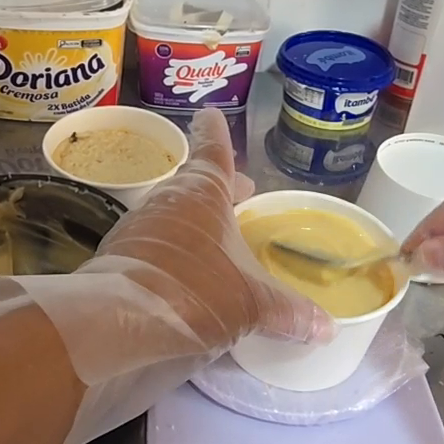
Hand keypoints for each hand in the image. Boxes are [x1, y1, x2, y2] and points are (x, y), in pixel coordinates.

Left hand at [0, 108, 334, 443]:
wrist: (119, 323)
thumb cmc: (195, 291)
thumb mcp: (252, 304)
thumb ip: (288, 312)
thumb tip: (326, 328)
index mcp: (202, 193)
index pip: (213, 152)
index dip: (216, 135)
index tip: (210, 115)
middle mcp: (167, 201)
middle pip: (195, 186)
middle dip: (219, 191)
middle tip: (240, 194)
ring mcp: (137, 228)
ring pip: (171, 216)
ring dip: (193, 224)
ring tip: (216, 242)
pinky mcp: (116, 259)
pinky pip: (151, 246)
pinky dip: (171, 254)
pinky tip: (184, 277)